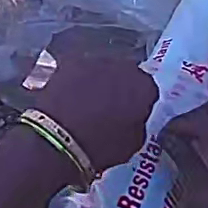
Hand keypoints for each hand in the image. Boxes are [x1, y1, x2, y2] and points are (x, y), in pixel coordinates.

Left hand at [29, 43, 155, 172]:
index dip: (139, 103)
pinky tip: (69, 96)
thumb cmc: (101, 146)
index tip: (131, 115)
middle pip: (126, 75)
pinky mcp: (71, 61)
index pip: (148, 90)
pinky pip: (80, 70)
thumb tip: (133, 118)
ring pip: (103, 69)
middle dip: (120, 88)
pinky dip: (77, 80)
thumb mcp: (133, 143)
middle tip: (109, 108)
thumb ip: (138, 123)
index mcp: (144, 87)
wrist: (59, 138)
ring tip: (87, 102)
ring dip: (99, 82)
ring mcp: (97, 60)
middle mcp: (124, 66)